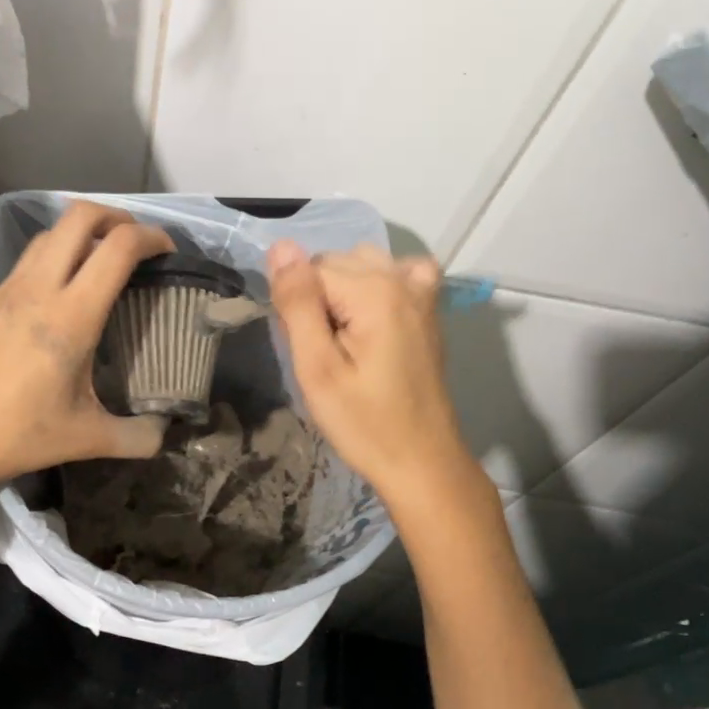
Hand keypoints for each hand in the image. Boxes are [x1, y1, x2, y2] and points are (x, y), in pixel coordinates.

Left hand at [0, 201, 173, 498]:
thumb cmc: (18, 436)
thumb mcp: (87, 440)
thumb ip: (137, 437)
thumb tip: (163, 433)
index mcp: (71, 316)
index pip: (117, 248)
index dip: (151, 237)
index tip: (168, 252)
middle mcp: (38, 289)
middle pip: (79, 216)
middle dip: (116, 216)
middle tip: (136, 242)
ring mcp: (7, 291)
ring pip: (49, 234)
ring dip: (82, 233)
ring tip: (101, 262)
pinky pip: (27, 259)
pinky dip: (55, 256)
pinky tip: (61, 293)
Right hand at [267, 240, 472, 501]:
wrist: (421, 461)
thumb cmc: (364, 423)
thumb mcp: (317, 369)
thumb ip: (297, 304)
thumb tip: (281, 247)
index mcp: (373, 291)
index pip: (307, 271)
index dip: (295, 309)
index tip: (307, 352)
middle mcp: (401, 279)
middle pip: (333, 263)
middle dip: (317, 298)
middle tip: (322, 355)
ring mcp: (421, 292)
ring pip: (360, 264)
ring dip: (342, 292)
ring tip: (342, 341)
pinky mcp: (428, 309)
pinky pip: (396, 273)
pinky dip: (376, 286)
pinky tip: (370, 318)